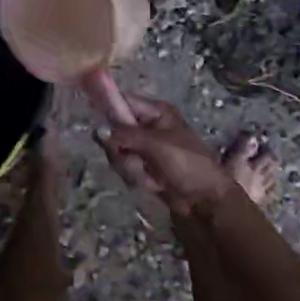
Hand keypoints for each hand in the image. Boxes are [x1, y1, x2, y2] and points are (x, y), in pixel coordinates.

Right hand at [100, 95, 236, 216]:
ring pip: (117, 152)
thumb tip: (100, 130)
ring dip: (131, 167)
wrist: (205, 199)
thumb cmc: (188, 164)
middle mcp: (146, 126)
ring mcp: (143, 147)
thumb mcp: (158, 145)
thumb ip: (128, 135)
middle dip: (122, 151)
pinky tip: (153, 184)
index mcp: (155, 112)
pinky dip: (136, 177)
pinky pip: (125, 167)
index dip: (108, 106)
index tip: (94, 118)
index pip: (123, 101)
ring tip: (149, 176)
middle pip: (114, 130)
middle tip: (135, 160)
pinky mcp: (142, 166)